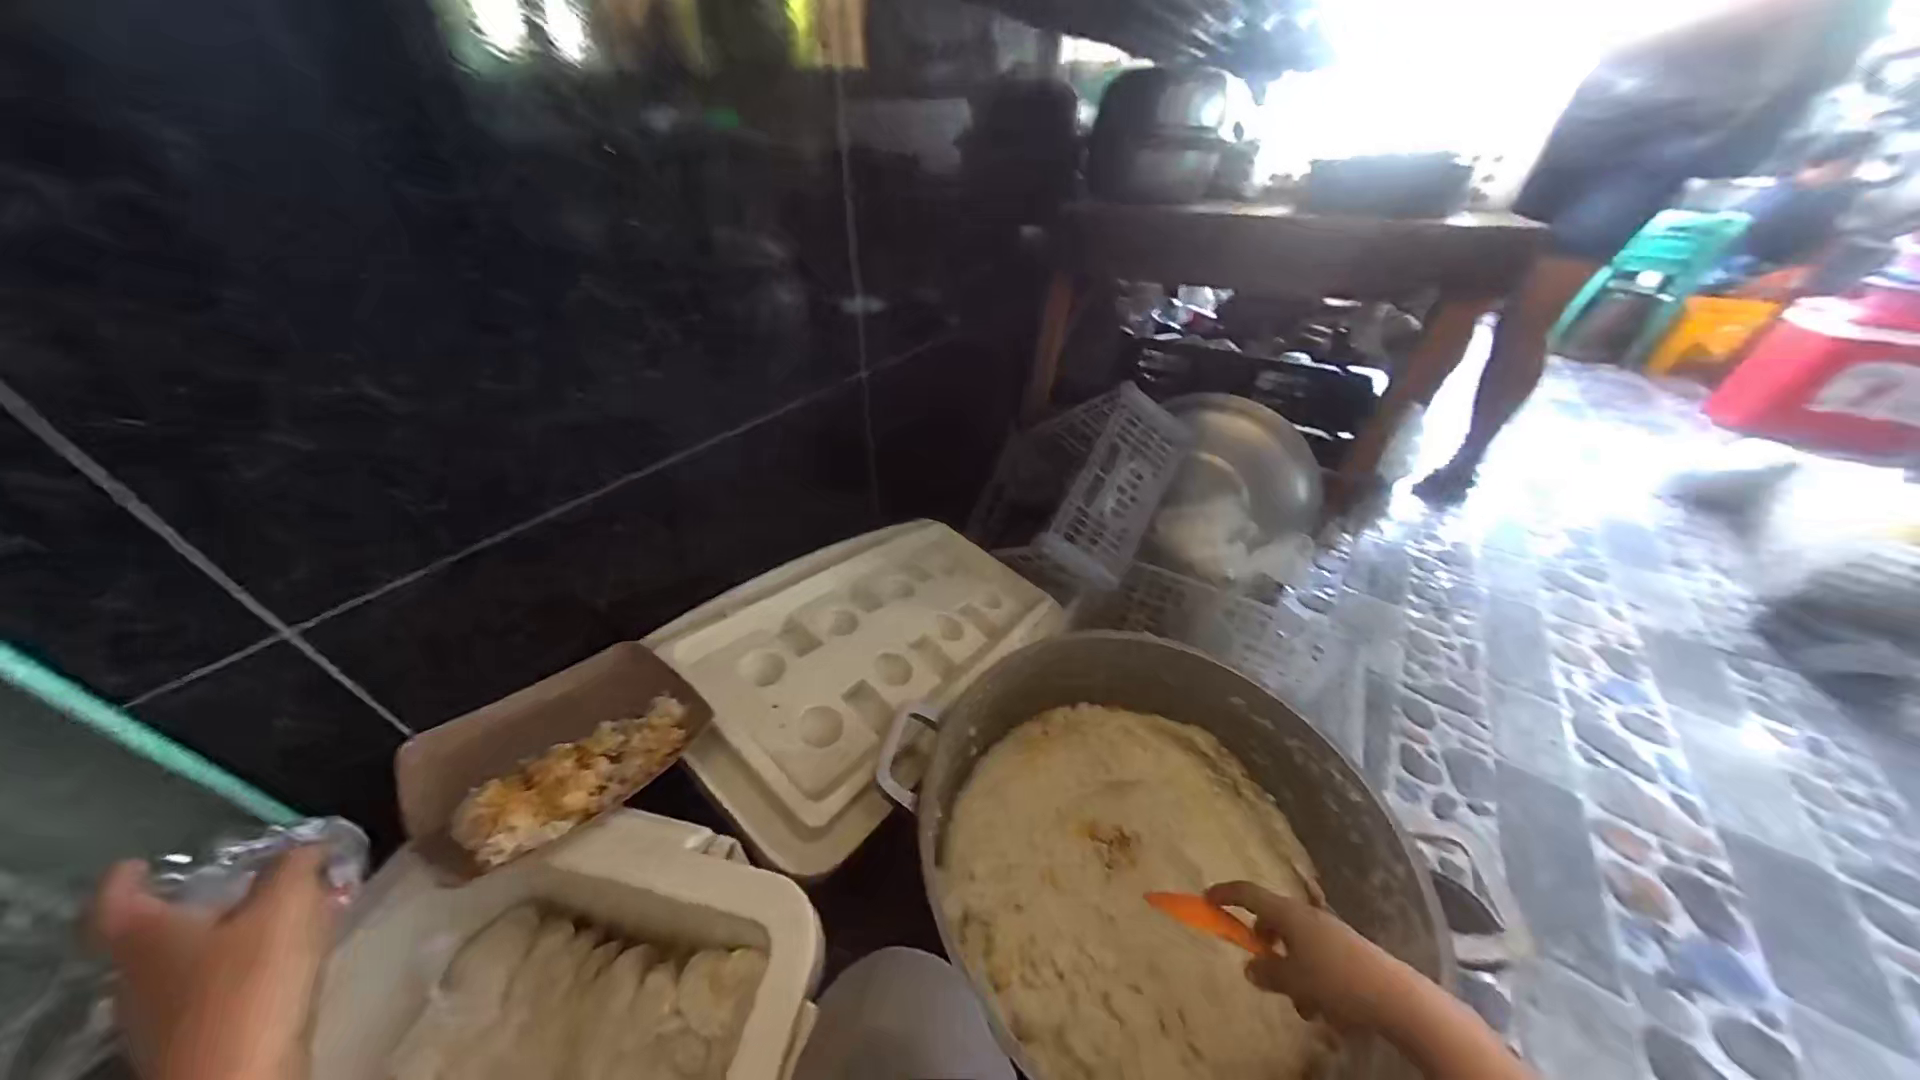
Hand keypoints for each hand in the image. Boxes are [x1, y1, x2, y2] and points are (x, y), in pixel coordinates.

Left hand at [92, 846, 339, 1079]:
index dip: (127, 878)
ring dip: (239, 927)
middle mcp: (140, 973)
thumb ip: (296, 865)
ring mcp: (164, 1009)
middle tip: (252, 876)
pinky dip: (253, 955)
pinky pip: (223, 978)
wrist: (241, 1073)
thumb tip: (304, 846)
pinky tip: (295, 948)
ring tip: (295, 906)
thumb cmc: (251, 977)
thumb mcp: (287, 901)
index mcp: (147, 936)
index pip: (117, 899)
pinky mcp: (198, 1031)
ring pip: (198, 953)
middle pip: (162, 928)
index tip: (140, 862)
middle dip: (206, 900)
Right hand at [1205, 880, 1414, 1029]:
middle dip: (1265, 947)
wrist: (1396, 997)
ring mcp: (1328, 932)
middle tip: (1264, 970)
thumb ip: (1266, 972)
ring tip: (1305, 1006)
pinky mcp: (1347, 952)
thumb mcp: (1292, 980)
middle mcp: (1306, 916)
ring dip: (1291, 972)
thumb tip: (1250, 967)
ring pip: (1295, 946)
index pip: (1247, 893)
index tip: (1207, 898)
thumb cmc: (1335, 980)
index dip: (1225, 893)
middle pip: (1272, 921)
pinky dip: (1312, 980)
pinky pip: (1316, 960)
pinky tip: (1327, 1010)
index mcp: (1287, 913)